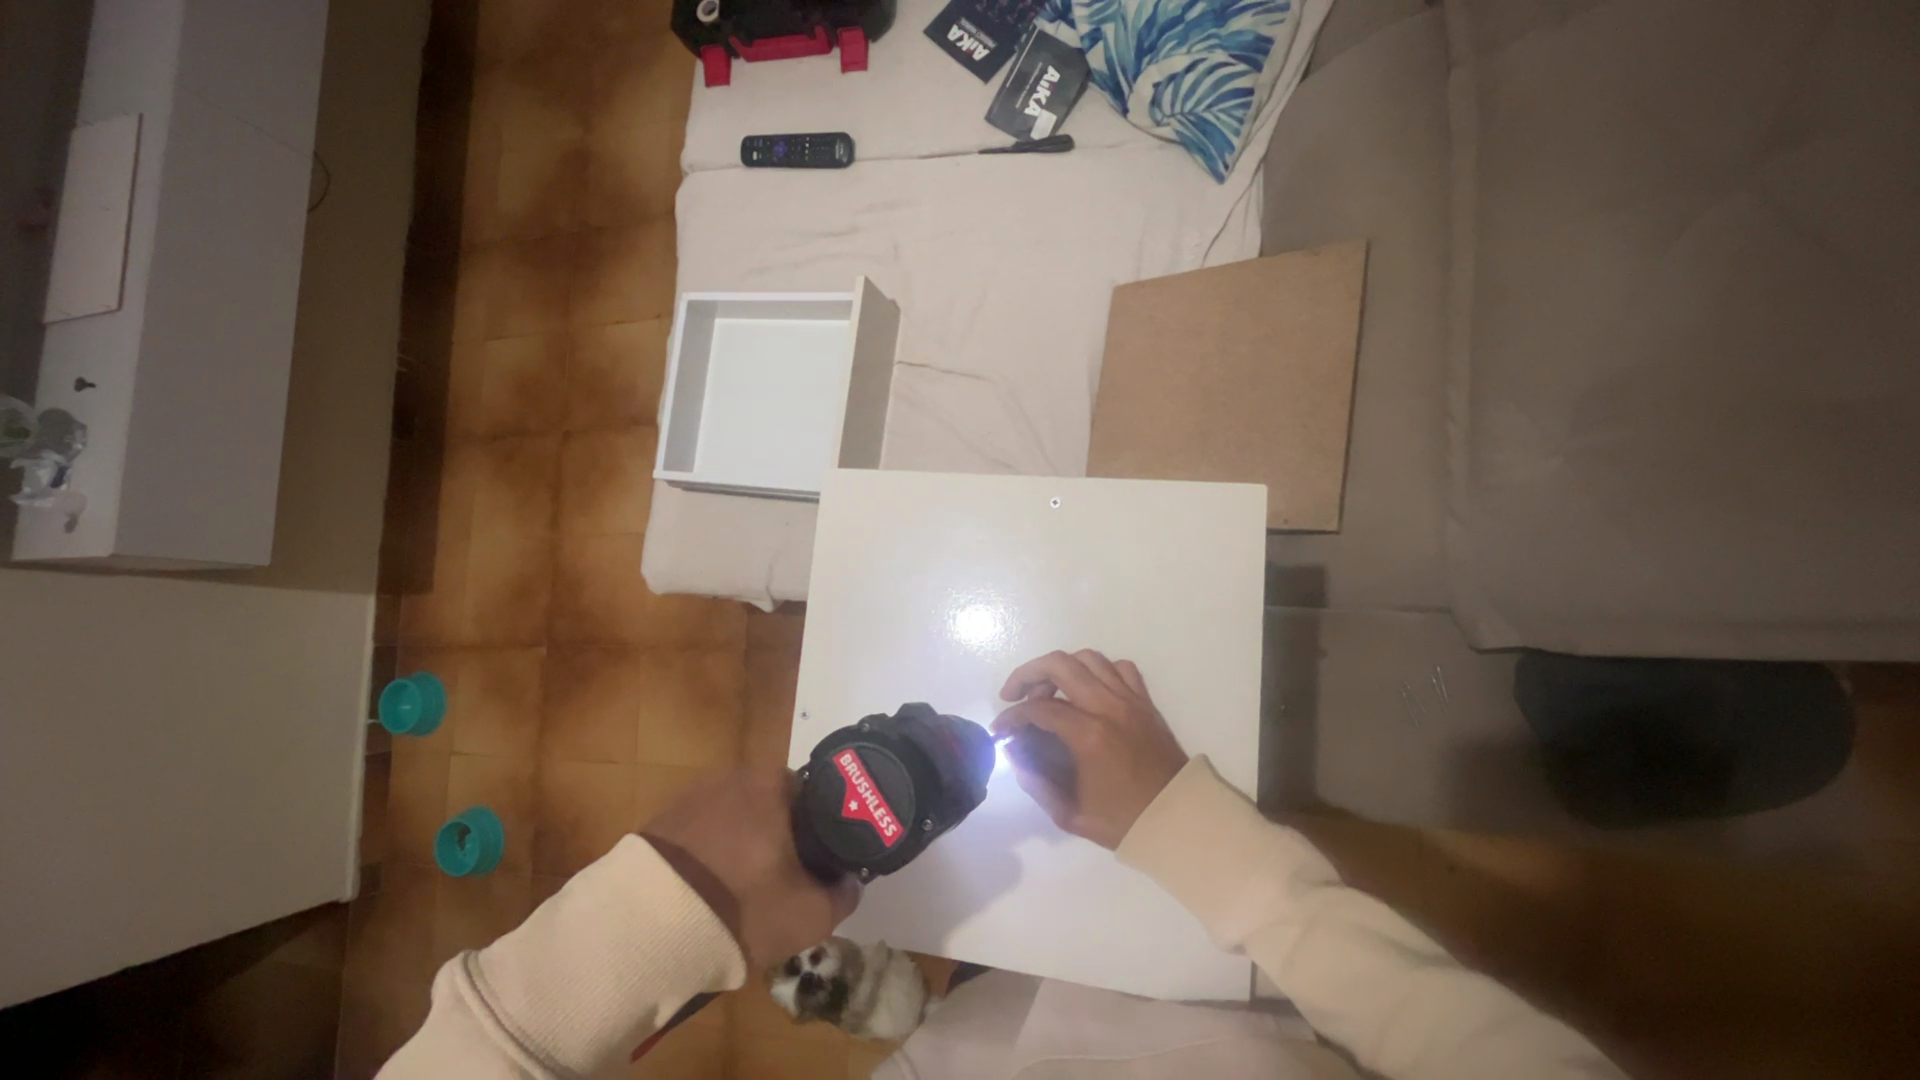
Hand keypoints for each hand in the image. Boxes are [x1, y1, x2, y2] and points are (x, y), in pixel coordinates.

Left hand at [641, 768, 859, 968]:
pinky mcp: (659, 820)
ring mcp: (691, 795)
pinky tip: (706, 890)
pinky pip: (699, 834)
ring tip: (739, 889)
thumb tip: (851, 882)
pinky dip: (707, 855)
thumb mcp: (810, 915)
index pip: (814, 795)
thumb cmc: (743, 906)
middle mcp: (733, 776)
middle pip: (771, 805)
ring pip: (733, 819)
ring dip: (740, 844)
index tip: (817, 863)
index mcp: (774, 784)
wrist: (651, 927)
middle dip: (778, 837)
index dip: (820, 830)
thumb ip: (843, 895)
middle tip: (780, 880)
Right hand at [990, 650, 1188, 848]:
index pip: (1038, 709)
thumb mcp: (1070, 813)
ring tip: (1048, 690)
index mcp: (1088, 735)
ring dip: (1060, 668)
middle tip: (1014, 695)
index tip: (1000, 730)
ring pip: (1088, 658)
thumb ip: (1036, 782)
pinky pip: (1119, 668)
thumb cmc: (1124, 820)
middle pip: (1059, 665)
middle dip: (1027, 675)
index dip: (1011, 718)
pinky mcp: (1144, 701)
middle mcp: (1107, 707)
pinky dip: (1097, 671)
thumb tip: (1014, 754)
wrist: (1178, 818)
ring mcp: (1129, 699)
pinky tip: (1087, 690)